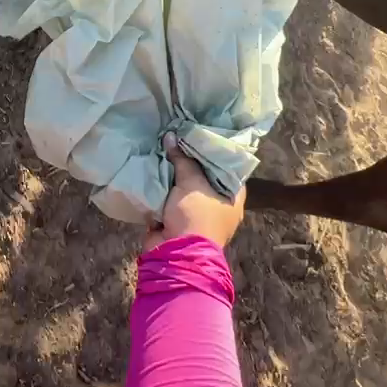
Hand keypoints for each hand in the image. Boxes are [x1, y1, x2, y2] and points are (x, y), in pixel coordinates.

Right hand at [148, 132, 245, 250]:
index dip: (213, 149)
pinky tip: (153, 171)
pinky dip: (163, 190)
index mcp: (233, 195)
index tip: (199, 134)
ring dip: (174, 175)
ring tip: (162, 150)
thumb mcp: (191, 181)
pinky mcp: (179, 222)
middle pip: (204, 175)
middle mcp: (219, 204)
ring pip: (185, 188)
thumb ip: (181, 158)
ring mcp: (198, 214)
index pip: (227, 165)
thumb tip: (170, 136)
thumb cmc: (196, 214)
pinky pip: (170, 200)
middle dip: (189, 161)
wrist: (176, 253)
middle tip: (177, 139)